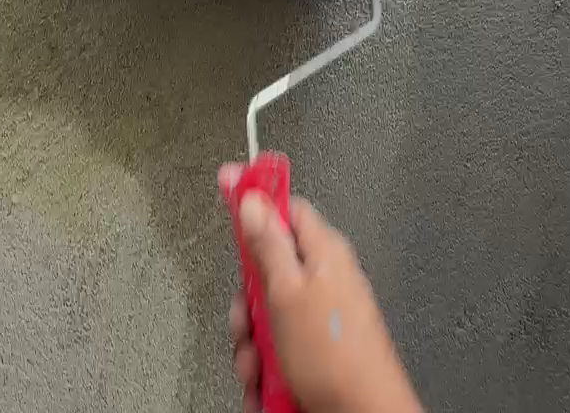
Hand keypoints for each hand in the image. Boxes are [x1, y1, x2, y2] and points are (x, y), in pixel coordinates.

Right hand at [221, 164, 423, 412]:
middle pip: (266, 266)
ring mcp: (319, 316)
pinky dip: (266, 366)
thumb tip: (251, 197)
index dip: (255, 197)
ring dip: (253, 340)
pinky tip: (270, 382)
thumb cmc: (340, 360)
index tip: (229, 187)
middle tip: (251, 315)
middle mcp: (324, 279)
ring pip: (265, 311)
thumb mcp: (287, 292)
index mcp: (324, 252)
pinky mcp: (315, 350)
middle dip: (248, 297)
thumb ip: (266, 241)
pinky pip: (276, 345)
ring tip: (262, 362)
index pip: (283, 205)